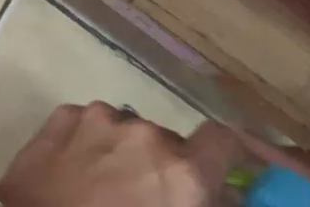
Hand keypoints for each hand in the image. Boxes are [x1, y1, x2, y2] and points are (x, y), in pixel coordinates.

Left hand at [0, 103, 253, 206]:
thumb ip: (203, 205)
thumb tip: (223, 196)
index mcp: (182, 172)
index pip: (227, 142)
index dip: (241, 153)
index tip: (244, 168)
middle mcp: (146, 133)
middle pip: (174, 145)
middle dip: (172, 170)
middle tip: (156, 201)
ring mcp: (100, 117)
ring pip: (131, 135)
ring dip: (131, 157)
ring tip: (112, 192)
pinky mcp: (65, 113)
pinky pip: (95, 127)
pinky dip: (97, 146)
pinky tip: (82, 175)